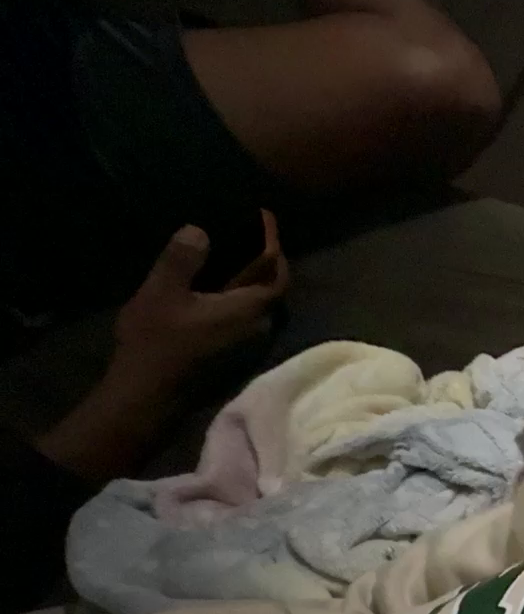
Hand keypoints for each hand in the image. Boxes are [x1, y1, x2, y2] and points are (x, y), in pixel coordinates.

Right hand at [111, 214, 289, 389]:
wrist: (154, 392)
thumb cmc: (159, 340)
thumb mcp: (163, 293)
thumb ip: (183, 261)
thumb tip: (200, 230)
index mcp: (253, 308)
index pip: (278, 272)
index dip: (275, 245)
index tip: (267, 220)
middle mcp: (265, 325)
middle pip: (276, 288)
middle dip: (269, 263)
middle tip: (253, 239)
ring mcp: (256, 343)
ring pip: (265, 305)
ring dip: (257, 283)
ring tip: (238, 261)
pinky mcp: (242, 354)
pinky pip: (252, 318)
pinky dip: (244, 300)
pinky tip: (223, 294)